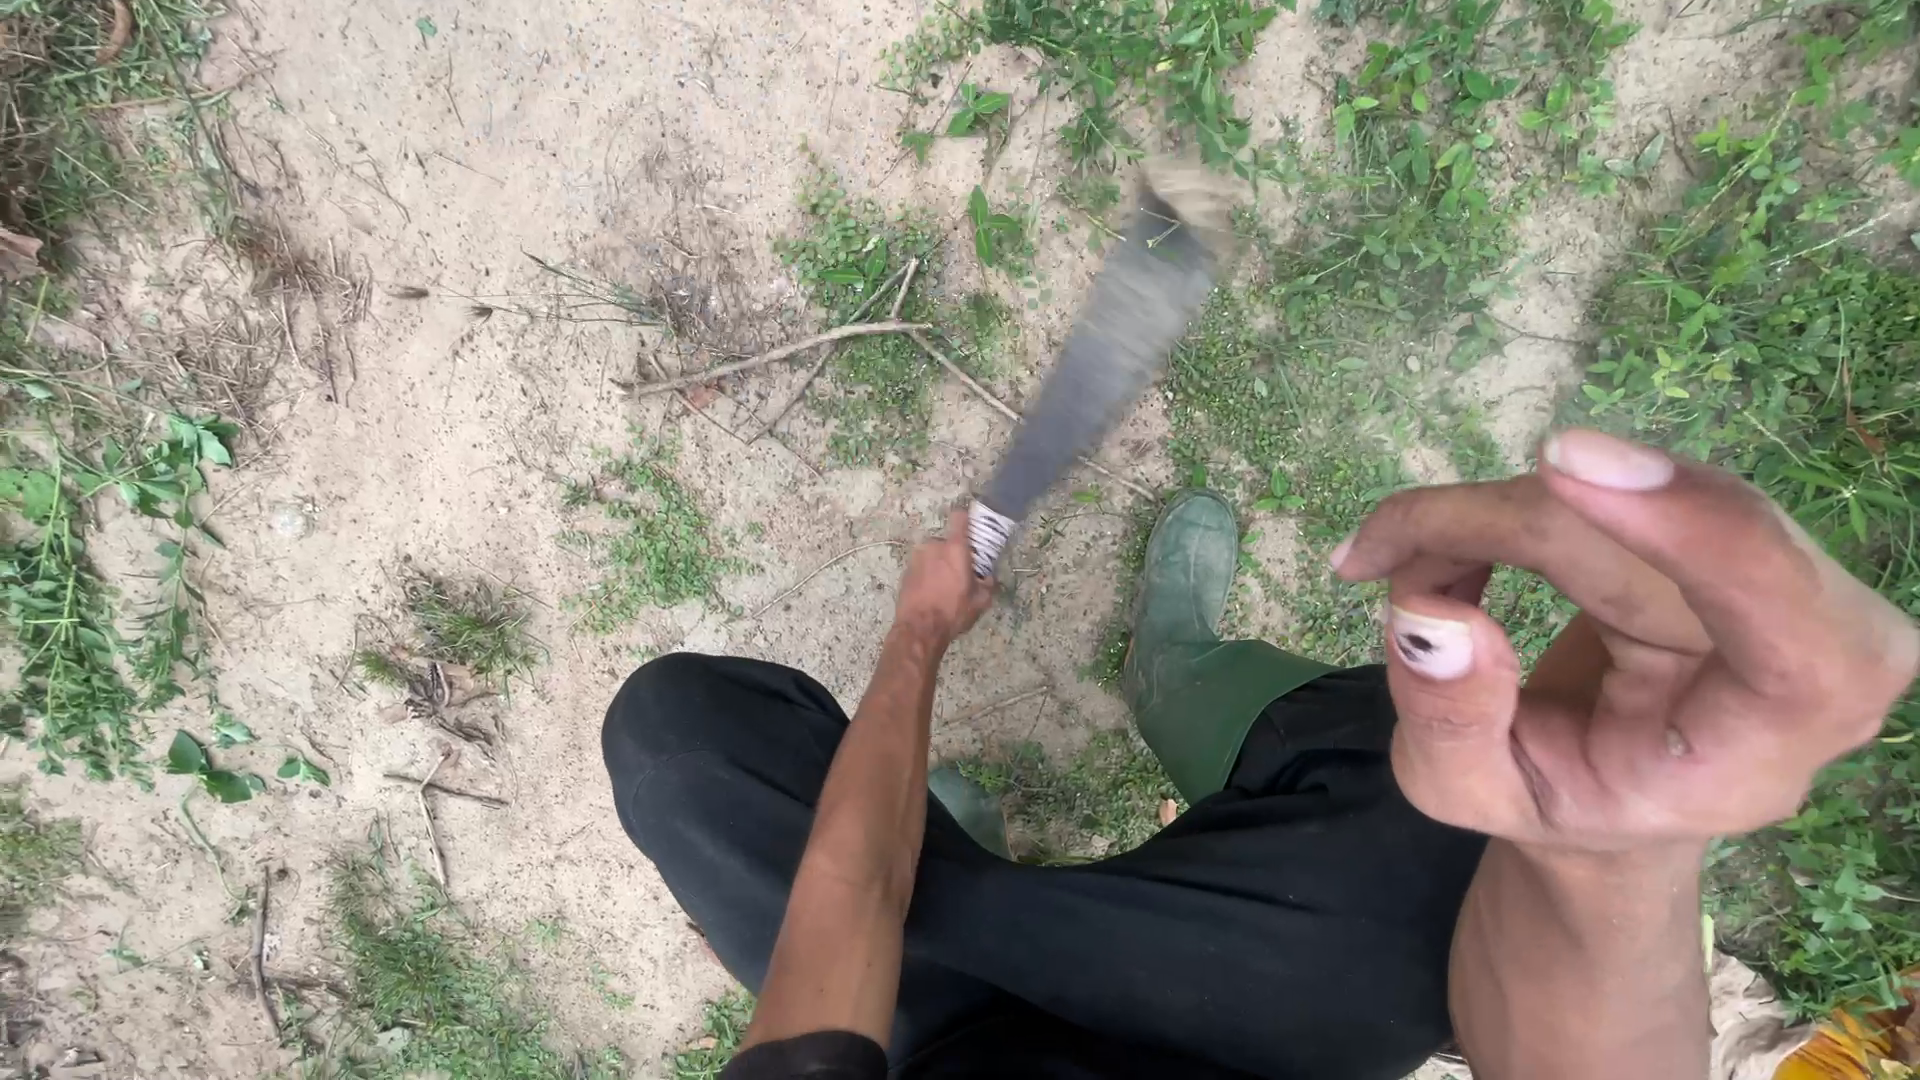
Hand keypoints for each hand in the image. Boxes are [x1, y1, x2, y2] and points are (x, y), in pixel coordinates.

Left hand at [893, 509, 993, 648]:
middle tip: (960, 573)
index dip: (966, 518)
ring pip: (933, 554)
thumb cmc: (953, 611)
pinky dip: (927, 573)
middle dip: (953, 553)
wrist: (919, 628)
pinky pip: (922, 566)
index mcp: (955, 548)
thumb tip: (988, 578)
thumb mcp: (980, 601)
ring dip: (939, 564)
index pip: (959, 517)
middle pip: (947, 541)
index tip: (971, 528)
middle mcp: (934, 546)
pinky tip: (931, 592)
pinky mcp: (906, 570)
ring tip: (944, 586)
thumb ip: (988, 584)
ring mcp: (917, 557)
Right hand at [1334, 428, 1918, 853]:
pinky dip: (1488, 512)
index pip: (1805, 643)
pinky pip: (1590, 494)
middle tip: (1366, 557)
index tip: (1562, 467)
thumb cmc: (1540, 800)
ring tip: (1390, 573)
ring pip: (1603, 501)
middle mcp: (1786, 654)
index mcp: (1750, 753)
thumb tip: (1433, 617)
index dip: (1705, 537)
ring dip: (1470, 524)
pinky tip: (1438, 555)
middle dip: (1482, 527)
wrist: (1593, 785)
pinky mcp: (1700, 546)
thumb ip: (1447, 723)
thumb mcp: (1460, 791)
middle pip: (1643, 539)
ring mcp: (1754, 587)